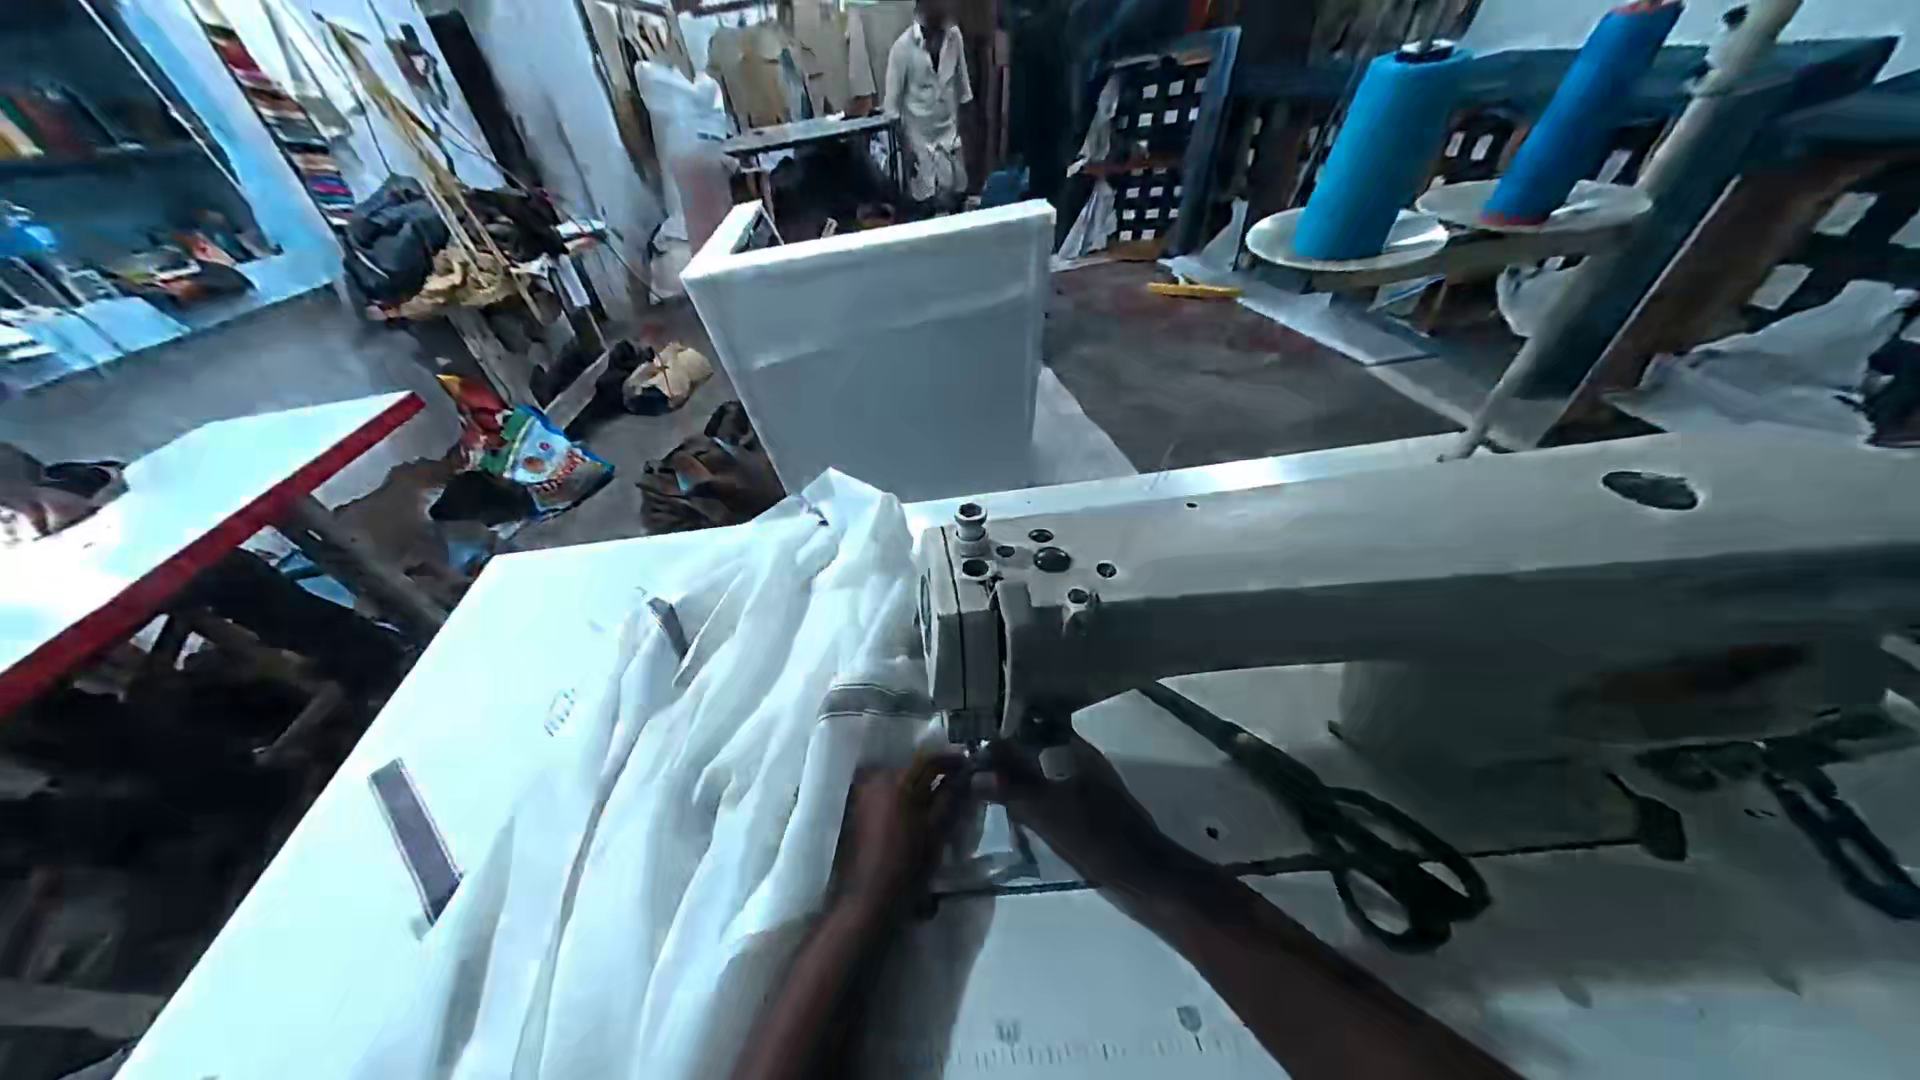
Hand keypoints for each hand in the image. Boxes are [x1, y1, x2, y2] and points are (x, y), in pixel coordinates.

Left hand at [832, 753, 966, 908]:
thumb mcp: (935, 833)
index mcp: (898, 781)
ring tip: (933, 795)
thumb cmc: (906, 868)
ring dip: (915, 781)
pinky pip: (882, 787)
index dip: (950, 759)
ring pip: (896, 775)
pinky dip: (899, 791)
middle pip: (911, 765)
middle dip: (932, 771)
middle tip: (953, 781)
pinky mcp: (854, 804)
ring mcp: (862, 789)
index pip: (929, 758)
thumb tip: (963, 778)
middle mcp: (876, 777)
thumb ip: (949, 799)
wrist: (866, 899)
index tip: (966, 764)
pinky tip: (911, 806)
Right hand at [984, 733, 1181, 889]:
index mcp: (1074, 749)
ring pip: (1045, 774)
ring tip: (989, 789)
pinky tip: (1018, 811)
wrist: (1143, 877)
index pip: (1031, 730)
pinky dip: (1034, 798)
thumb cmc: (1095, 835)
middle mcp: (1081, 760)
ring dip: (1020, 780)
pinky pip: (1054, 794)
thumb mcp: (1045, 811)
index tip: (975, 748)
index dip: (1003, 737)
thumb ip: (1010, 790)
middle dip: (1008, 760)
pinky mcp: (1091, 809)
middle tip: (975, 771)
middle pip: (1036, 751)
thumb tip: (974, 775)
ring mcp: (1088, 785)